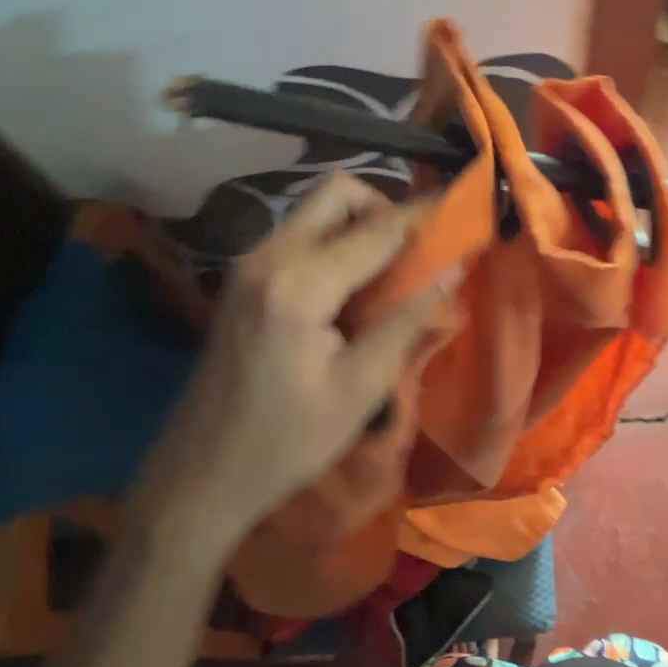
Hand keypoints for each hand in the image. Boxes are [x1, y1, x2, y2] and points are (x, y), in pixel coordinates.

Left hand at [138, 173, 442, 534]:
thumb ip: (407, 320)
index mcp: (299, 286)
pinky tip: (353, 288)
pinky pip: (300, 234)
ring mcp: (249, 264)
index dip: (428, 215)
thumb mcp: (360, 388)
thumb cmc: (286, 442)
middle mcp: (269, 257)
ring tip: (392, 273)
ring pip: (317, 210)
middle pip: (339, 192)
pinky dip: (335, 242)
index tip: (467, 208)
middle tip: (419, 252)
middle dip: (387, 208)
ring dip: (361, 224)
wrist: (200, 474)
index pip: (378, 229)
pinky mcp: (243, 279)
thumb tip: (453, 268)